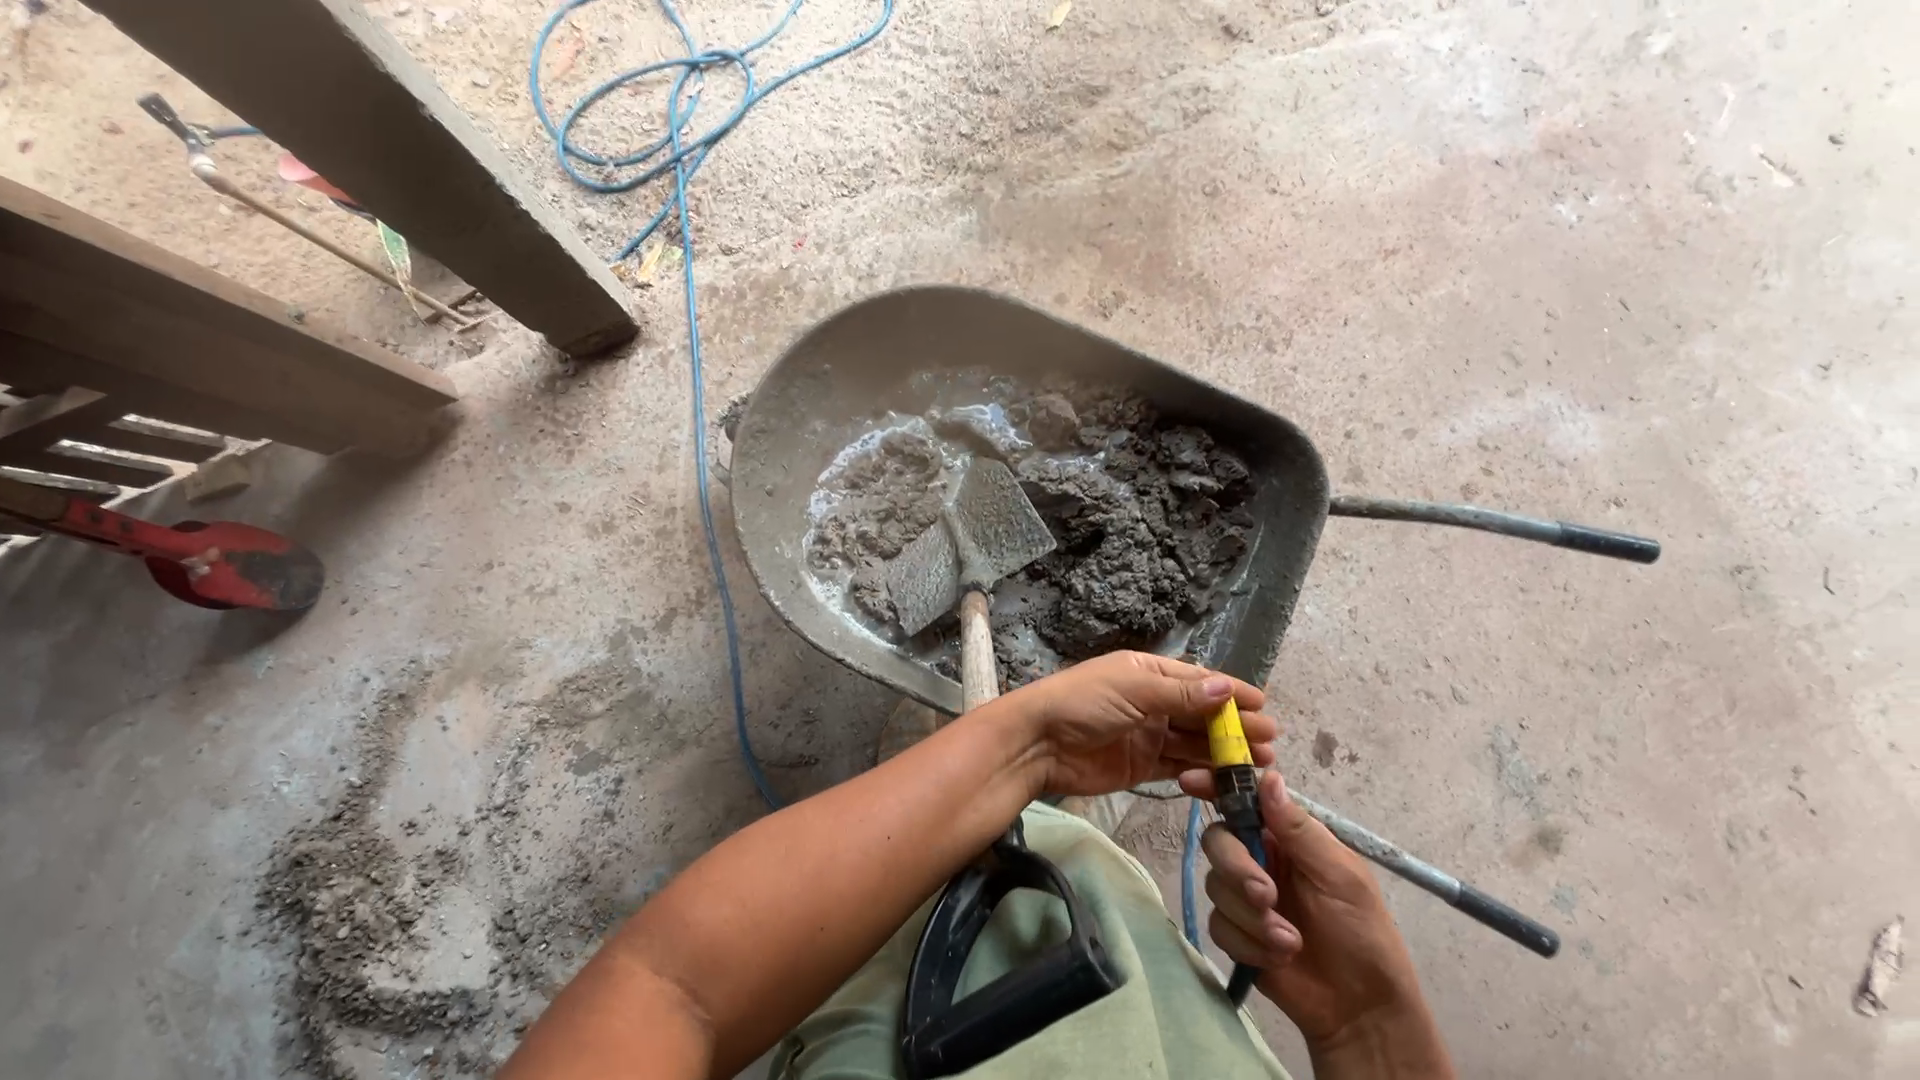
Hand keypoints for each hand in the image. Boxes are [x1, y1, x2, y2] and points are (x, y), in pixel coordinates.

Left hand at [991, 651, 1276, 796]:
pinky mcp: (1141, 767)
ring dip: (1224, 752)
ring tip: (1258, 763)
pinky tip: (1223, 778)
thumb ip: (1180, 695)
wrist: (1037, 744)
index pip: (1198, 681)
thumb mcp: (1132, 691)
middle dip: (1234, 726)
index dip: (1231, 693)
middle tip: (1269, 742)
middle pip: (1201, 714)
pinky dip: (1200, 772)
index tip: (1264, 705)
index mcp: (1148, 674)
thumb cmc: (1082, 704)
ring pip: (1194, 743)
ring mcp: (1147, 736)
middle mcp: (1152, 703)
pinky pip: (1178, 767)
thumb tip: (1227, 688)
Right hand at [1179, 769, 1453, 1078]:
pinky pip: (1218, 924)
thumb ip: (1300, 829)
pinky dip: (1248, 943)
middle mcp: (1261, 858)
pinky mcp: (1235, 932)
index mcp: (1287, 837)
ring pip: (1215, 885)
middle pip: (1218, 841)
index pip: (1244, 799)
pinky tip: (1279, 956)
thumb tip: (1269, 776)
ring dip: (1252, 917)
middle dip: (1237, 868)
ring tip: (1290, 941)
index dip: (1214, 785)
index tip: (1189, 781)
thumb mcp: (1341, 876)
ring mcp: (1245, 896)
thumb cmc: (1364, 934)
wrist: (1361, 1010)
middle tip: (1266, 896)